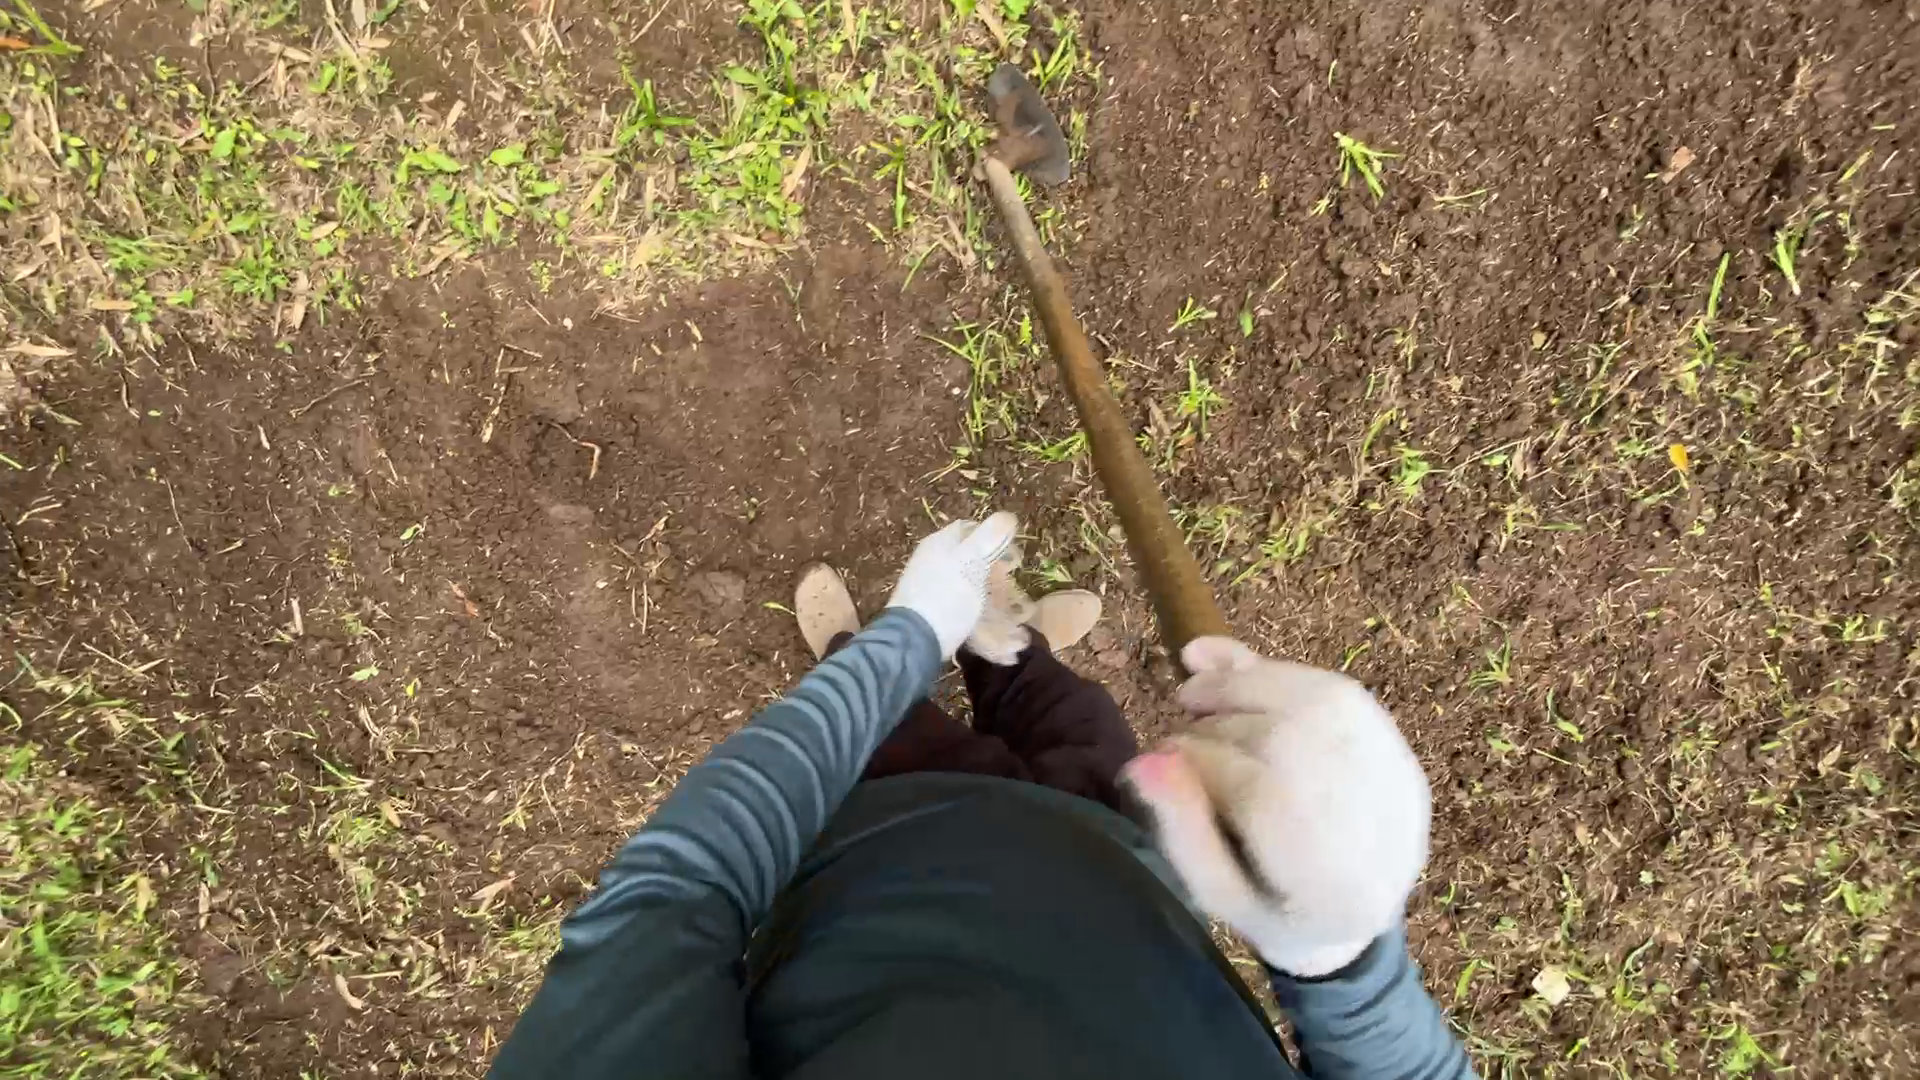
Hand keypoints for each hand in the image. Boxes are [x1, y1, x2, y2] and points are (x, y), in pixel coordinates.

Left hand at [886, 512, 1017, 658]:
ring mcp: (930, 588)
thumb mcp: (971, 559)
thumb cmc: (946, 595)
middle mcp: (932, 561)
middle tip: (1008, 590)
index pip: (969, 529)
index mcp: (940, 543)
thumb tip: (1007, 516)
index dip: (993, 539)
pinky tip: (993, 634)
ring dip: (990, 600)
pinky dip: (979, 618)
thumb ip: (989, 536)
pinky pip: (961, 609)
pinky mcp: (932, 614)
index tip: (1010, 558)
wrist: (914, 640)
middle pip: (970, 559)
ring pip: (968, 586)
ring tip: (1006, 617)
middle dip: (994, 575)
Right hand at [1121, 637, 1429, 976]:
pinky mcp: (1391, 740)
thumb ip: (1183, 835)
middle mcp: (1376, 820)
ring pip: (1308, 699)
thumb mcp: (1220, 897)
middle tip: (1174, 741)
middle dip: (1210, 727)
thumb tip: (1144, 762)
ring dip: (1235, 685)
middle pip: (1281, 741)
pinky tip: (1220, 668)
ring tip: (1191, 696)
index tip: (1155, 764)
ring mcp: (1391, 774)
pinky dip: (1266, 667)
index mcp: (1331, 879)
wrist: (1359, 912)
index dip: (1194, 763)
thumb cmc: (1276, 909)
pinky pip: (1327, 685)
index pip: (1258, 793)